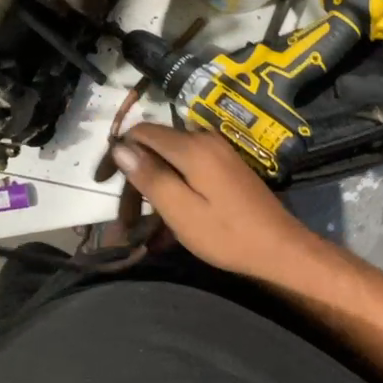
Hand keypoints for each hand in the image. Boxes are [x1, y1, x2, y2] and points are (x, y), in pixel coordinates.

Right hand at [111, 123, 321, 280]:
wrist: (280, 249)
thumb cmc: (228, 235)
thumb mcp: (182, 211)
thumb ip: (151, 176)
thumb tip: (120, 147)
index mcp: (193, 148)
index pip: (141, 133)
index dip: (117, 153)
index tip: (102, 183)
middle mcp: (205, 141)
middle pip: (154, 149)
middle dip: (134, 181)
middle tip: (125, 223)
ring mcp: (218, 154)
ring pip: (169, 162)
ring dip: (150, 191)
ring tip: (140, 229)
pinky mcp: (225, 169)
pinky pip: (186, 172)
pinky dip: (170, 192)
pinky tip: (165, 224)